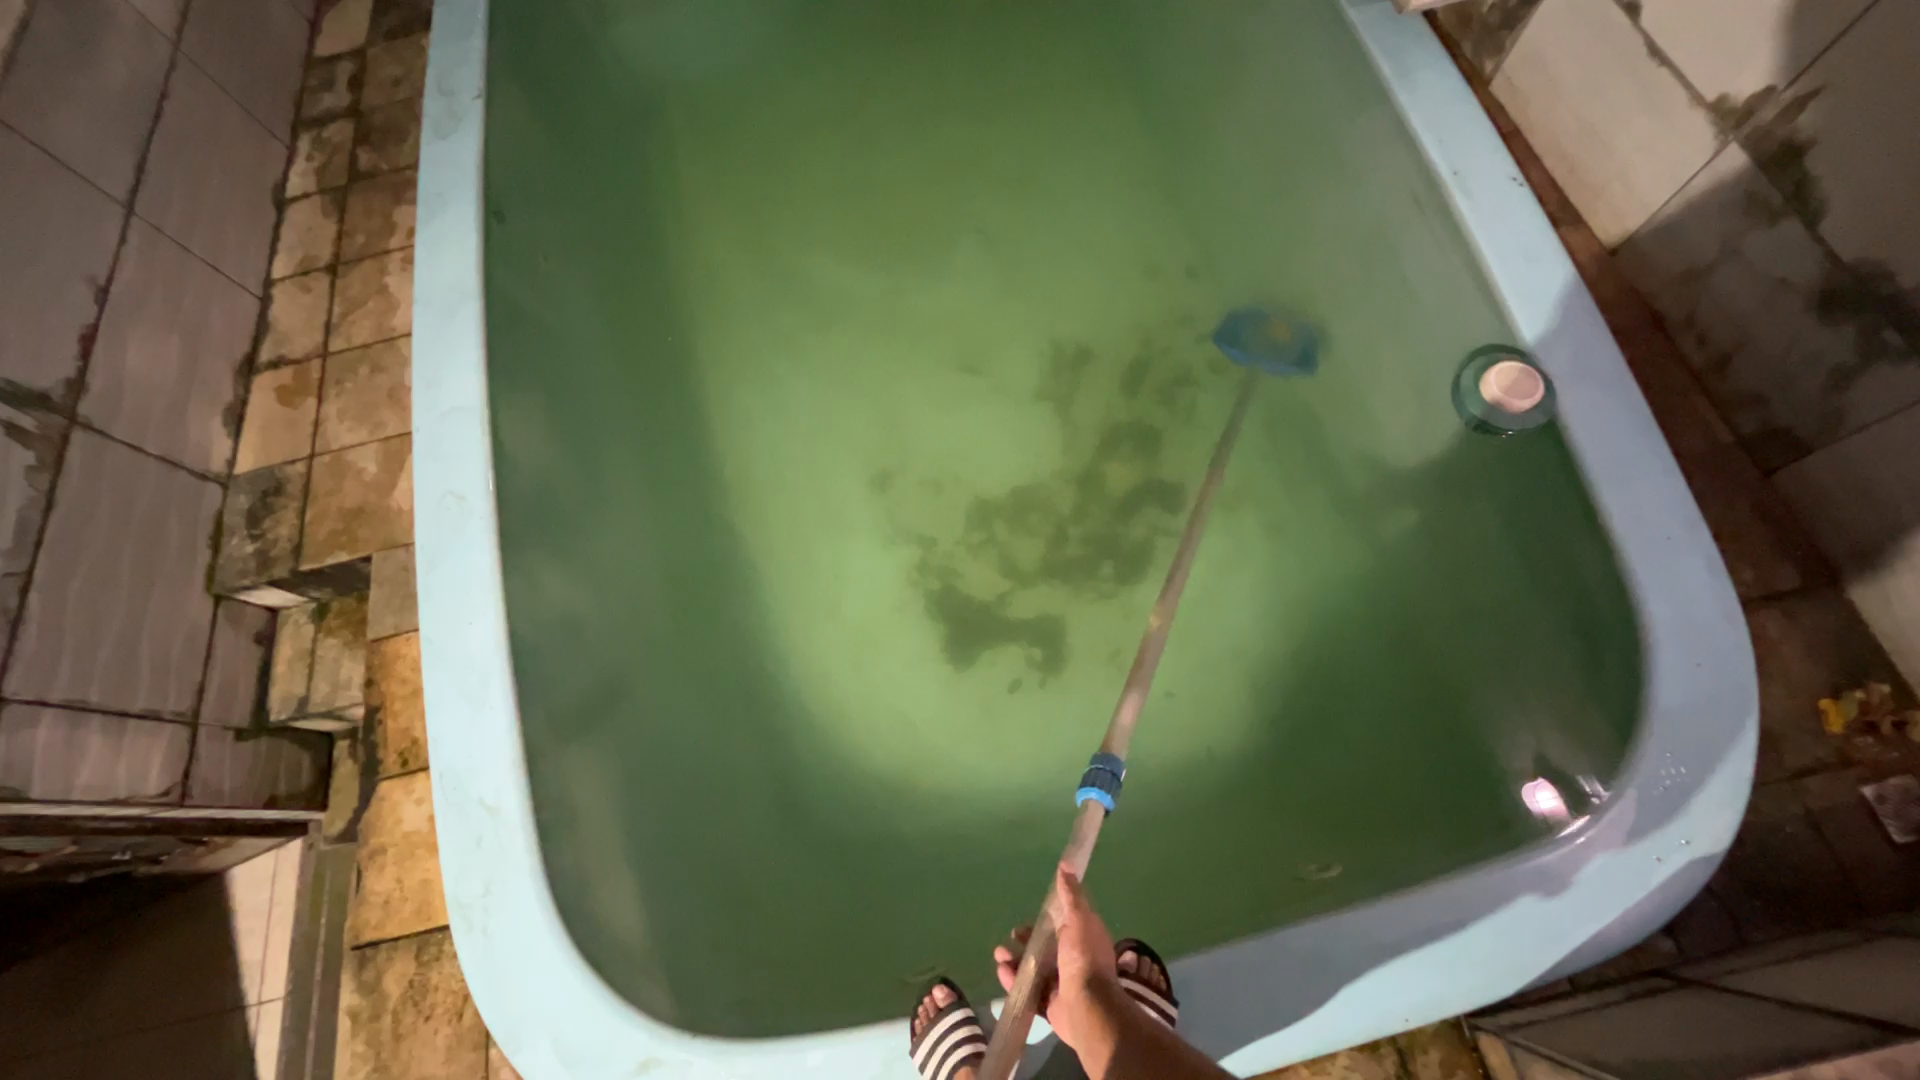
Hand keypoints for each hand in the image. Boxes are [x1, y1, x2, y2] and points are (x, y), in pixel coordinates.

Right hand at [994, 865, 1126, 1053]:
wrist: (1087, 1008)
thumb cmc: (1083, 959)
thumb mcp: (1079, 920)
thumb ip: (1071, 895)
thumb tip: (1066, 864)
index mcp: (1082, 940)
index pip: (1061, 926)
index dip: (1044, 921)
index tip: (1029, 918)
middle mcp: (1072, 960)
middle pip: (1044, 948)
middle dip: (1024, 941)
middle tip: (1010, 938)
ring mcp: (1060, 983)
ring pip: (1032, 969)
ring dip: (1014, 960)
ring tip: (1000, 956)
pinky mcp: (1049, 1003)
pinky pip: (1027, 990)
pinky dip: (1013, 981)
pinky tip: (1003, 972)